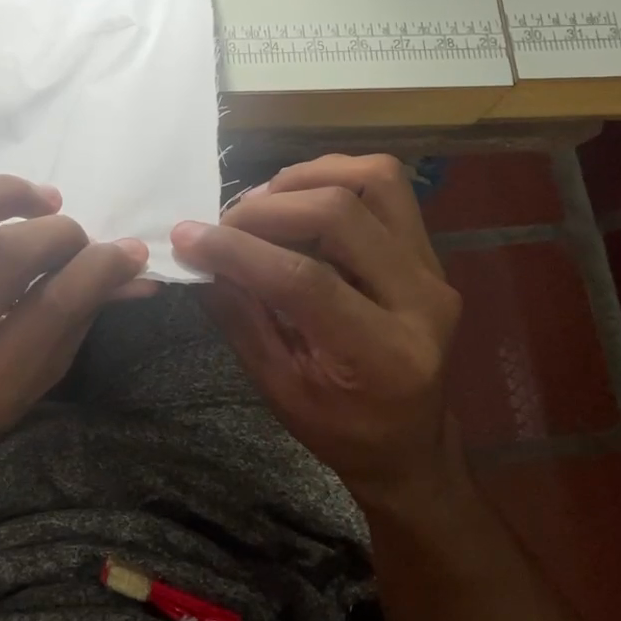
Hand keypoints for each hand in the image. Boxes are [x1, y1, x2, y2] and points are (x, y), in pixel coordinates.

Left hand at [0, 167, 150, 500]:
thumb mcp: (36, 378)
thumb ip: (80, 319)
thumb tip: (134, 266)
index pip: (51, 308)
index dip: (100, 266)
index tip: (127, 251)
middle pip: (3, 254)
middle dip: (57, 233)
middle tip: (75, 237)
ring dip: (4, 192)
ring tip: (37, 201)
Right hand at [171, 154, 462, 511]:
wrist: (409, 443)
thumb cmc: (338, 428)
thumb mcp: (277, 387)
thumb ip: (240, 316)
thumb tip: (199, 255)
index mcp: (380, 353)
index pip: (303, 279)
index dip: (238, 250)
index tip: (187, 237)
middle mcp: (422, 301)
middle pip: (341, 214)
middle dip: (266, 209)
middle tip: (223, 224)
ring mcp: (433, 269)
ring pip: (375, 180)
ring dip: (306, 178)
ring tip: (261, 202)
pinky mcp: (428, 252)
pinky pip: (384, 187)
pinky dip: (332, 177)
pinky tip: (295, 199)